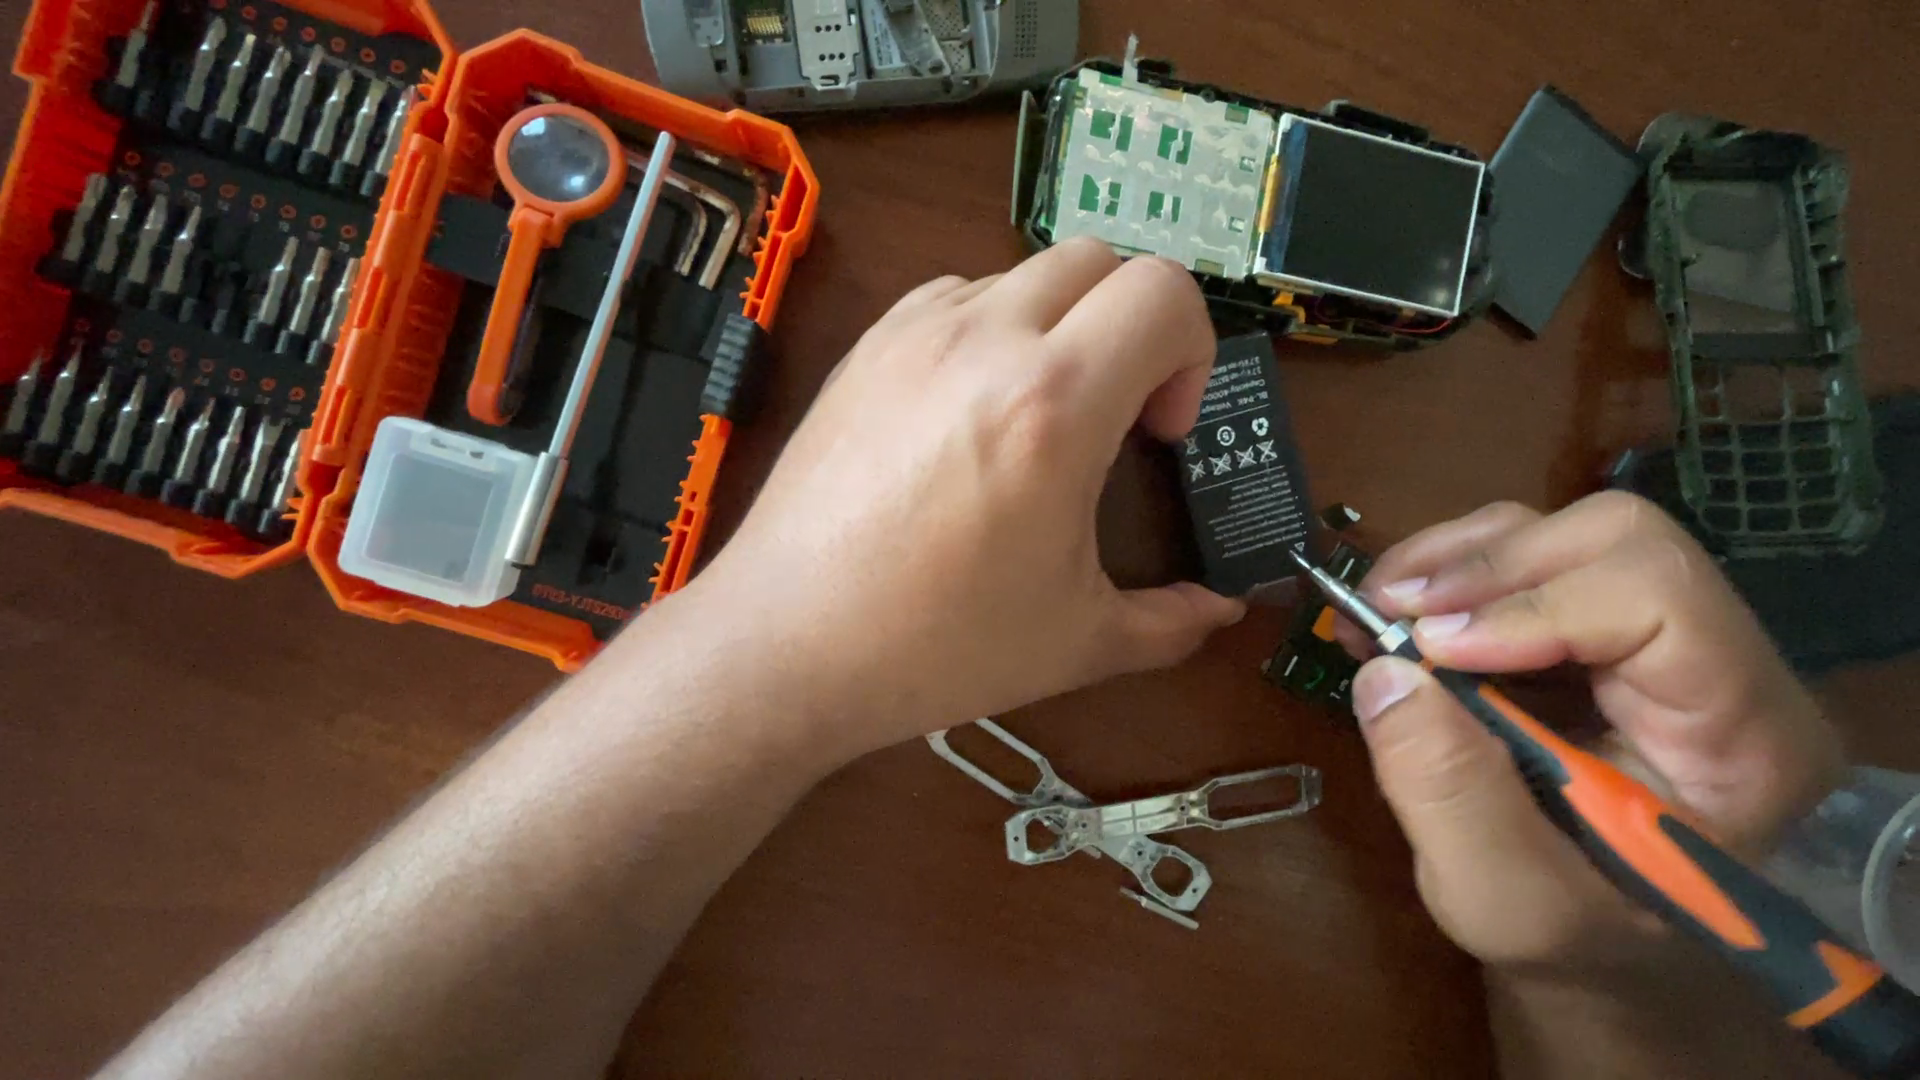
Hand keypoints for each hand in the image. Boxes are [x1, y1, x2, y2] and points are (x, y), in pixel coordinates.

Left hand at [685, 238, 1242, 751]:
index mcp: (1053, 403)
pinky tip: (967, 409)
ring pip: (1023, 272)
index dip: (1191, 353)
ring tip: (1037, 411)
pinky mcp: (863, 348)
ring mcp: (912, 334)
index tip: (1161, 432)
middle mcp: (984, 342)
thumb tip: (1221, 610)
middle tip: (1114, 413)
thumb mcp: (1075, 642)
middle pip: (1100, 260)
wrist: (787, 642)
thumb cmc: (936, 646)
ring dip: (1060, 324)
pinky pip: (952, 297)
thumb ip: (1169, 621)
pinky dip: (989, 328)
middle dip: (1133, 325)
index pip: (1164, 293)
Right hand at [1345, 493, 1842, 973]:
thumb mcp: (1501, 894)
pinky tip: (1390, 612)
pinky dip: (1438, 567)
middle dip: (1486, 566)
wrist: (1578, 923)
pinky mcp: (1578, 617)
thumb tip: (1385, 675)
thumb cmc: (1564, 927)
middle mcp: (1708, 657)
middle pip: (1615, 538)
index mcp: (1737, 733)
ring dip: (1448, 559)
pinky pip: (1512, 550)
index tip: (1429, 648)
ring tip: (1374, 609)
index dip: (1534, 605)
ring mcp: (1640, 628)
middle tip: (1389, 613)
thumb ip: (1449, 796)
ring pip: (1554, 528)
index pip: (1660, 600)